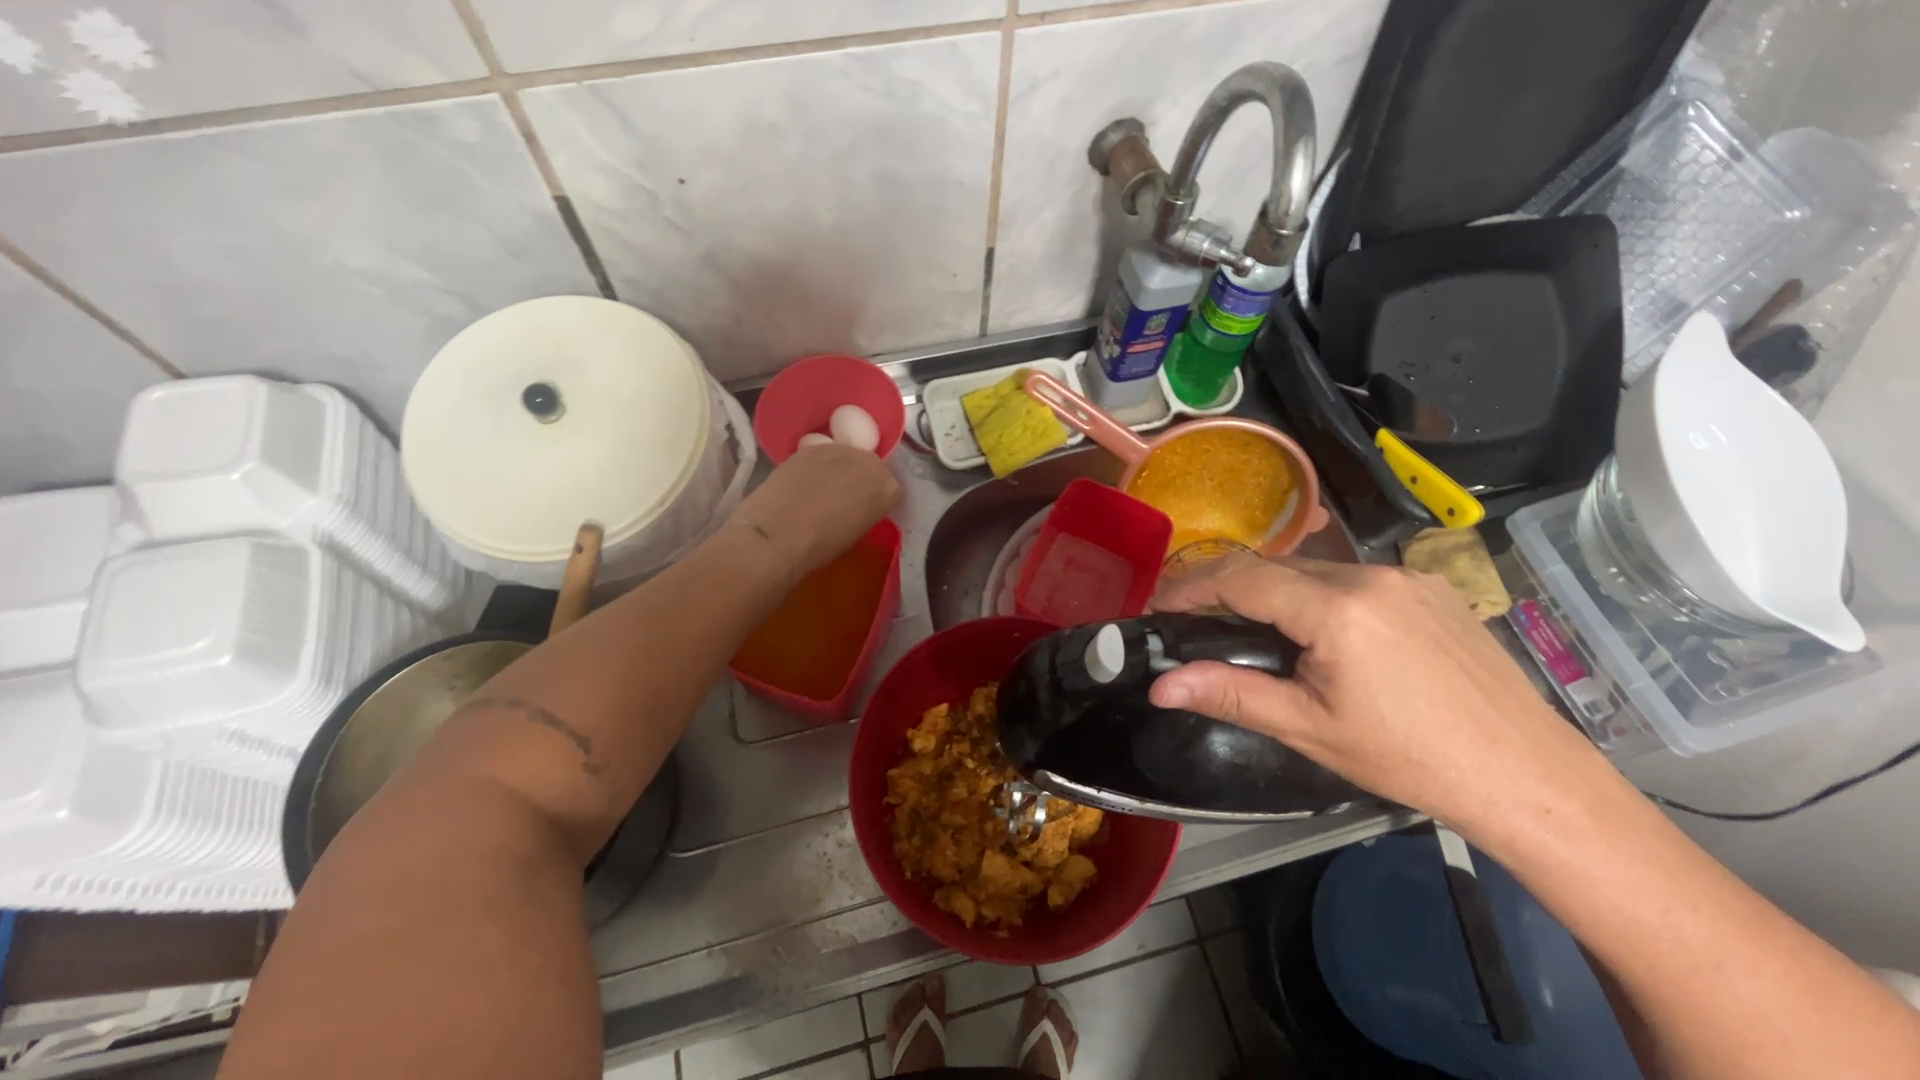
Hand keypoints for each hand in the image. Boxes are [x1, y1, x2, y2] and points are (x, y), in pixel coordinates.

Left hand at [728, 443, 898, 581]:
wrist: (779, 533)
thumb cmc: (822, 546)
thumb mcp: (858, 532)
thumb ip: (866, 511)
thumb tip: (857, 504)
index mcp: (889, 488)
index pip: (892, 488)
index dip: (878, 499)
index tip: (867, 510)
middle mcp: (870, 462)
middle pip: (871, 466)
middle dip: (861, 479)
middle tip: (845, 497)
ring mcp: (839, 449)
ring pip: (846, 456)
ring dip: (839, 469)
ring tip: (822, 488)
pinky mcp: (811, 447)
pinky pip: (822, 455)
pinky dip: (817, 466)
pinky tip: (804, 483)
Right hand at [1148, 552, 1604, 829]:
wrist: (1522, 772)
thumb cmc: (1408, 759)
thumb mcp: (1309, 728)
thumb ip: (1231, 695)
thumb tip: (1160, 686)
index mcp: (1338, 609)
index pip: (1243, 576)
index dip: (1192, 585)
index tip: (1159, 604)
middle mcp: (1373, 575)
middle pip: (1278, 566)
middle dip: (1229, 587)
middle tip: (1195, 621)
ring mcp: (1408, 577)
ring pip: (1318, 570)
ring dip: (1276, 591)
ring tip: (1254, 631)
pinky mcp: (1433, 588)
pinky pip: (1357, 579)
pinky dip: (1321, 596)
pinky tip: (1321, 635)